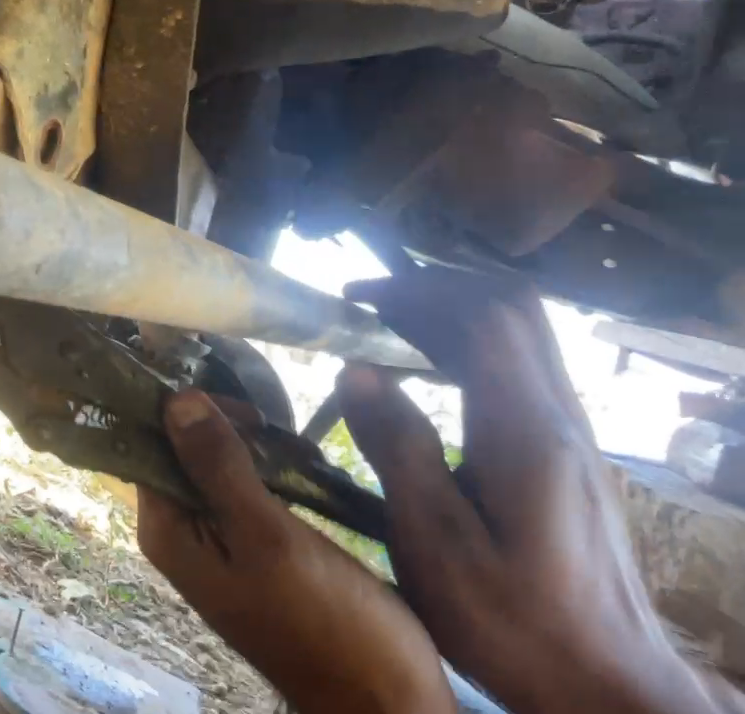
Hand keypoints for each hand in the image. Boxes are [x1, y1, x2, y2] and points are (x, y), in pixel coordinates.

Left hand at [140, 389, 453, 713]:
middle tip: (278, 427)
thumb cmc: (330, 623)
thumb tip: (174, 400)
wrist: (389, 710)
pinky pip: (242, 494)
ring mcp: (211, 545)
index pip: (148, 443)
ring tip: (299, 447)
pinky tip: (303, 467)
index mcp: (164, 529)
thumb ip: (218, 466)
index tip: (239, 402)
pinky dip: (267, 474)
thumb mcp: (270, 536)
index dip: (184, 412)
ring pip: (215, 469)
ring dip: (251, 450)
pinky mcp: (248, 553)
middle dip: (224, 428)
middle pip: (180, 453)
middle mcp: (175, 534)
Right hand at [342, 267, 729, 713]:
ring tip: (385, 329)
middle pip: (512, 309)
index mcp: (523, 434)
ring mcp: (572, 434)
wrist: (610, 685)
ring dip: (451, 312)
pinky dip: (466, 345)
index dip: (415, 291)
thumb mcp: (436, 543)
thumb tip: (356, 370)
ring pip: (522, 333)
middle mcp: (559, 419)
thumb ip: (397, 448)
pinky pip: (520, 364)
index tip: (353, 299)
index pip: (483, 318)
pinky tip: (423, 372)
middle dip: (435, 288)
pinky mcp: (568, 451)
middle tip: (366, 306)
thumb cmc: (511, 621)